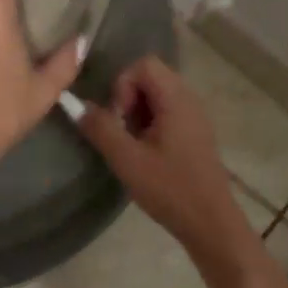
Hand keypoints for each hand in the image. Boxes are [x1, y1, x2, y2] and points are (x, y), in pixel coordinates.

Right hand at [72, 56, 255, 260]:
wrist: (210, 223)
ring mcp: (195, 117)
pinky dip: (150, 126)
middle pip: (150, 78)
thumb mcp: (127, 160)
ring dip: (137, 115)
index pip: (143, 64)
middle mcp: (189, 100)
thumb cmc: (170, 189)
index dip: (122, 85)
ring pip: (157, 97)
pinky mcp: (195, 134)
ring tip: (132, 147)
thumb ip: (100, 129)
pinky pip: (167, 114)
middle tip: (122, 134)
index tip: (118, 119)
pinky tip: (146, 156)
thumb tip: (76, 106)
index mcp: (176, 99)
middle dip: (127, 100)